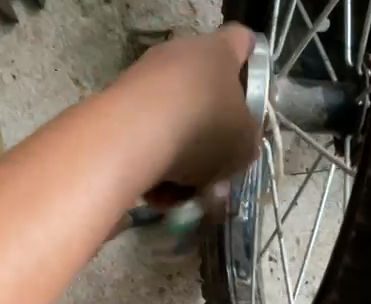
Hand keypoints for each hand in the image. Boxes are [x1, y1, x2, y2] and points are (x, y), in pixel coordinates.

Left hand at [109, 26, 262, 192]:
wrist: (135, 136)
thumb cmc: (204, 130)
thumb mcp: (244, 144)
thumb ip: (248, 141)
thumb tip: (241, 146)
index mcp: (218, 53)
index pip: (242, 41)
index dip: (250, 62)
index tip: (251, 89)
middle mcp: (181, 56)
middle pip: (204, 95)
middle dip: (209, 139)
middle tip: (213, 173)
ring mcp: (146, 78)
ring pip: (174, 127)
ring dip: (180, 164)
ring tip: (180, 194)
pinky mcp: (119, 105)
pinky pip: (147, 140)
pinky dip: (154, 167)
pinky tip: (156, 193)